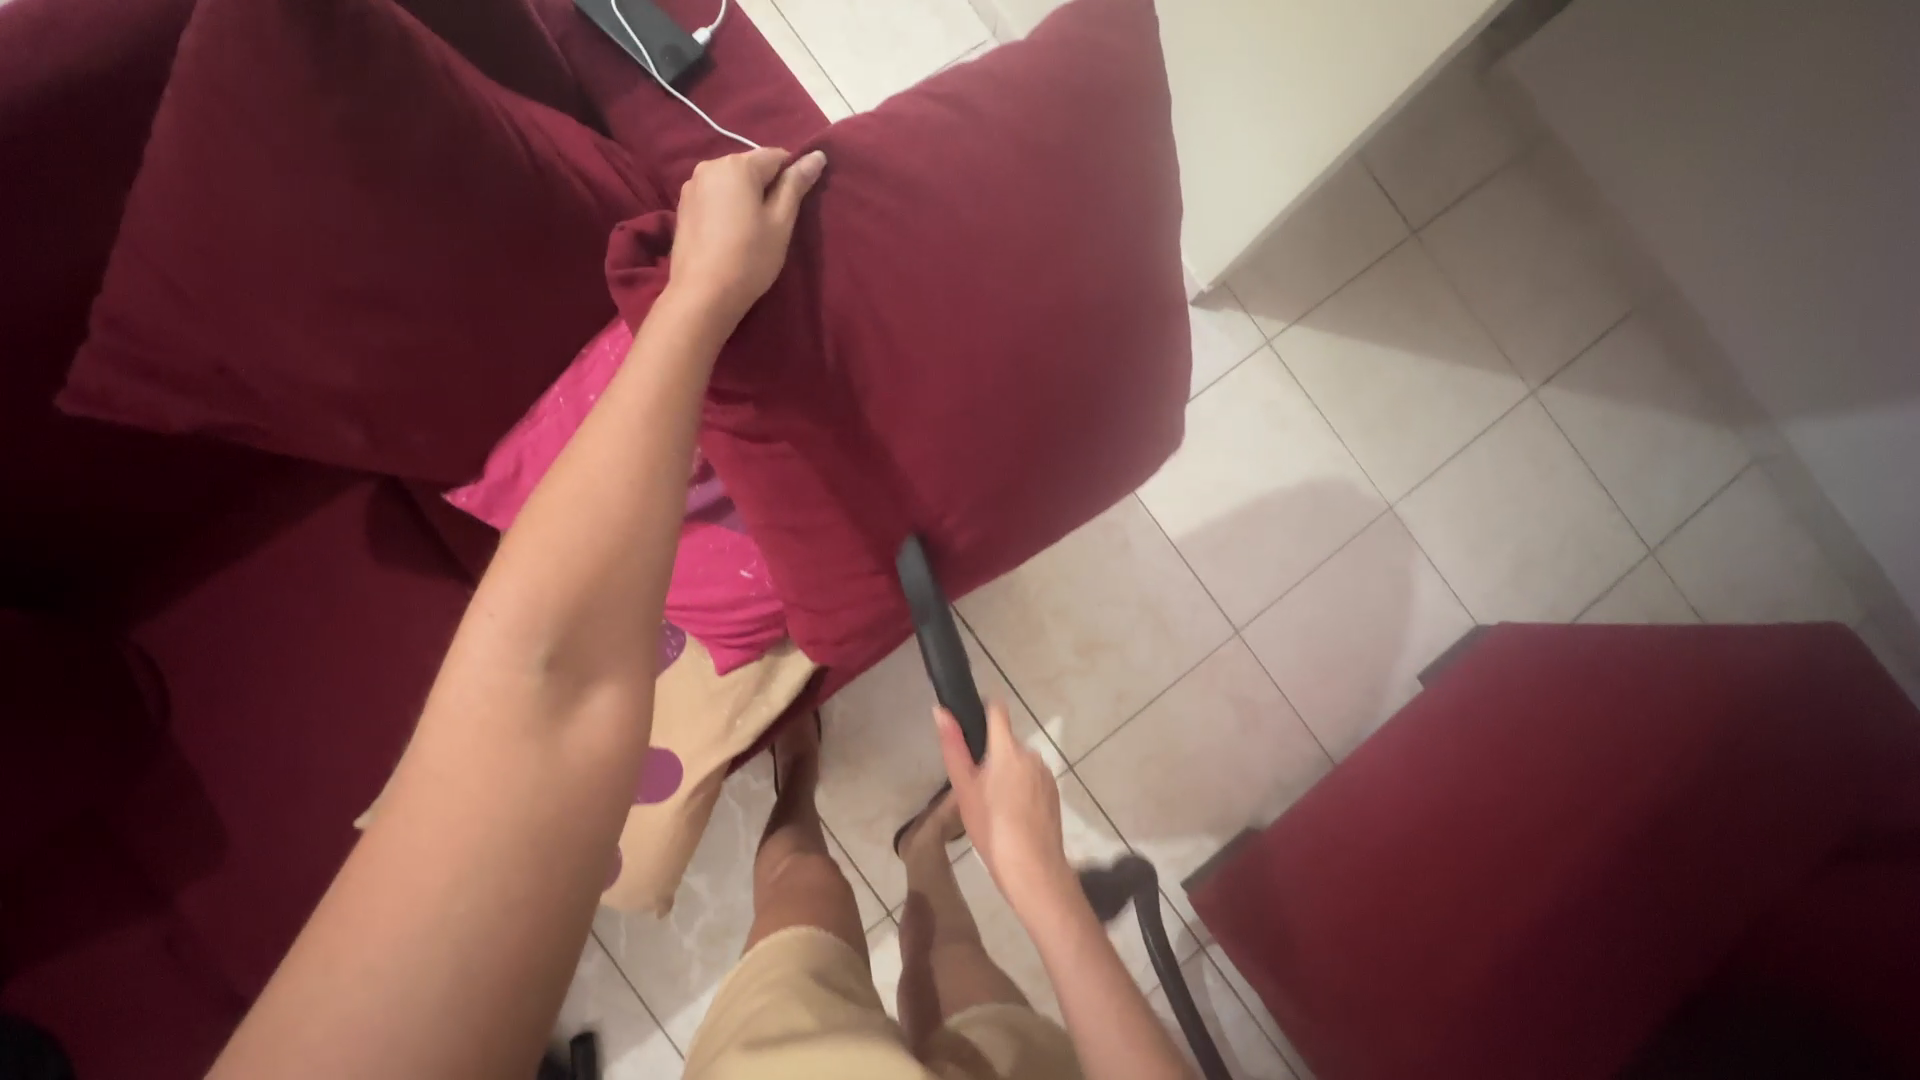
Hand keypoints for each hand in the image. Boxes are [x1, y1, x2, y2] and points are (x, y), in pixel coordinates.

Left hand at [665, 147, 826, 326]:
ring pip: (730, 183)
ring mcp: (691, 186)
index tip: (797, 205)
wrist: (703, 294)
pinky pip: (714, 197)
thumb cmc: (750, 258)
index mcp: (737, 165)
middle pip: (750, 167)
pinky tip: (730, 234)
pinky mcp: (683, 207)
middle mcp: (710, 166)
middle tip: (775, 222)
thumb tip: (817, 155)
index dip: (792, 176)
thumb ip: (796, 185)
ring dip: (745, 197)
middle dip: (766, 186)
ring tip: (752, 230)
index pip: (776, 156)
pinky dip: (727, 207)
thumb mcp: (780, 222)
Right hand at [935, 703, 1076, 912]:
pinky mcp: (1054, 793)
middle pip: (1006, 743)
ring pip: (1019, 763)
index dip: (984, 711)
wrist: (1033, 869)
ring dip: (1006, 775)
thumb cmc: (991, 827)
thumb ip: (953, 746)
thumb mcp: (964, 788)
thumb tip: (940, 710)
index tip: (971, 727)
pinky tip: (1012, 816)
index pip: (997, 710)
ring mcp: (1046, 774)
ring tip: (993, 807)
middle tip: (975, 788)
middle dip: (991, 757)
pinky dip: (1021, 790)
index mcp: (1007, 748)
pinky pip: (1031, 781)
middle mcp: (1031, 754)